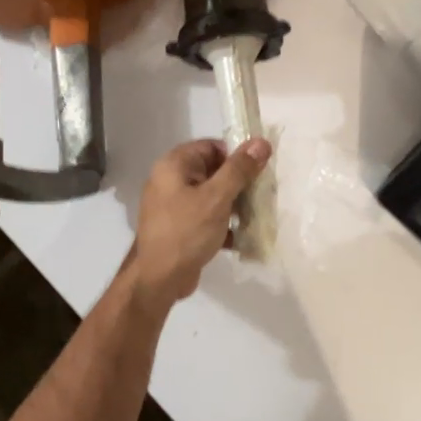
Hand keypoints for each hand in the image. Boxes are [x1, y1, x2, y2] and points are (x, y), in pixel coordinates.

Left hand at [126, 138, 271, 308]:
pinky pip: (205, 217)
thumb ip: (239, 170)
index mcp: (173, 165)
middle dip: (237, 183)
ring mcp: (172, 205)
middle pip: (212, 172)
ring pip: (210, 196)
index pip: (210, 147)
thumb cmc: (187, 231)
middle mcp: (169, 180)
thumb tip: (261, 142)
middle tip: (261, 194)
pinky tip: (242, 236)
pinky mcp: (179, 228)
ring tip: (256, 215)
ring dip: (233, 205)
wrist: (159, 279)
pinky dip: (222, 224)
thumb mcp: (217, 198)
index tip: (258, 171)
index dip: (235, 156)